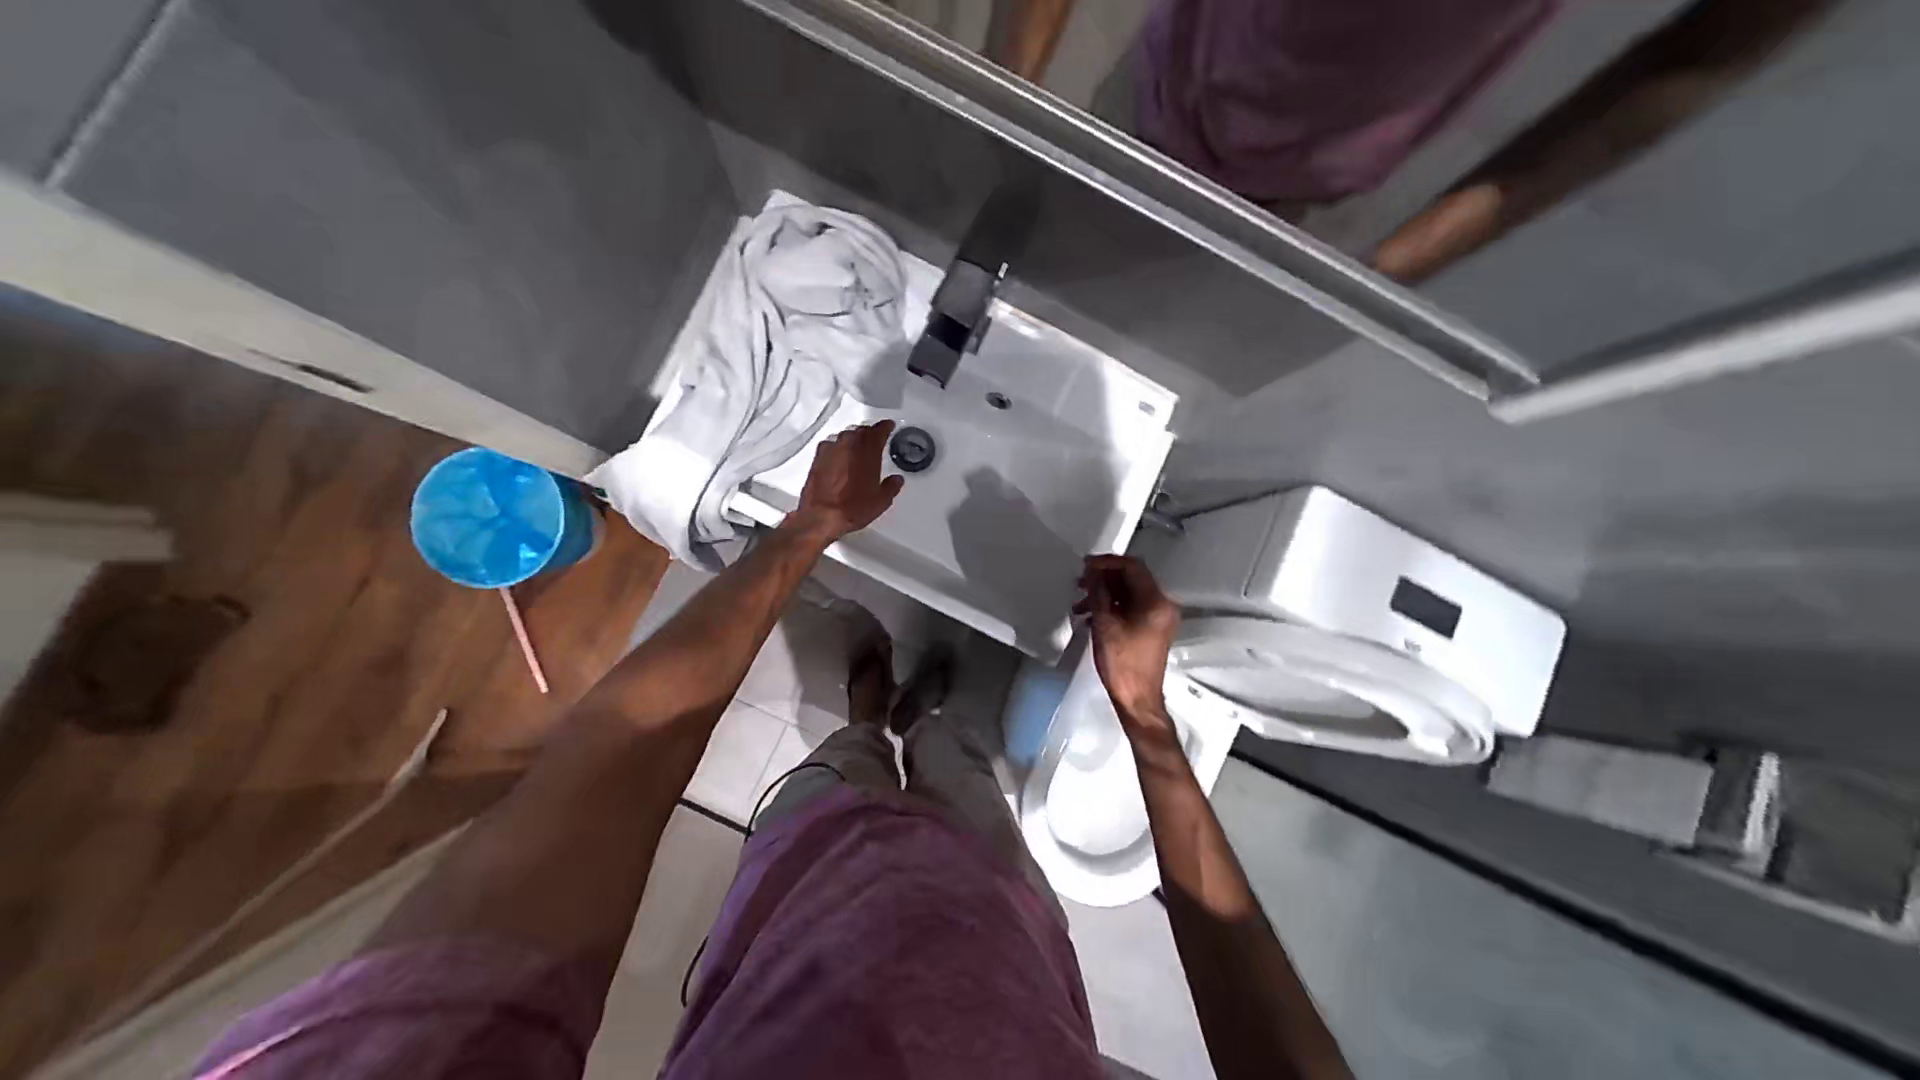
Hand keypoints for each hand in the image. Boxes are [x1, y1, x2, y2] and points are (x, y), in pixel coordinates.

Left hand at [787, 420, 904, 542]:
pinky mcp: (818, 458)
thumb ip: (891, 486)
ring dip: (854, 441)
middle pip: (862, 431)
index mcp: (868, 450)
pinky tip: (840, 459)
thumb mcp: (881, 500)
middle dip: (870, 434)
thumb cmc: (851, 507)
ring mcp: (831, 449)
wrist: (821, 516)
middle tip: (876, 439)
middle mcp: (849, 445)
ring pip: (846, 437)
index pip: (879, 430)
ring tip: (859, 451)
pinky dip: (838, 449)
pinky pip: (831, 446)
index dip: (886, 427)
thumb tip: (896, 481)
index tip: (888, 426)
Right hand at [1076, 554, 1179, 727]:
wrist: (1137, 699)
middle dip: (1103, 578)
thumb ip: (1098, 593)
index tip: (1086, 565)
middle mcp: (1163, 606)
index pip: (1132, 567)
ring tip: (1081, 604)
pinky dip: (1112, 606)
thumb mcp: (1104, 624)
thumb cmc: (1122, 666)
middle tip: (1081, 581)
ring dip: (1105, 594)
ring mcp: (1159, 618)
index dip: (1106, 563)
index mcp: (1156, 602)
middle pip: (1131, 579)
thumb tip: (1092, 573)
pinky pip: (1132, 607)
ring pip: (1129, 593)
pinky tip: (1092, 616)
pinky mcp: (1152, 629)